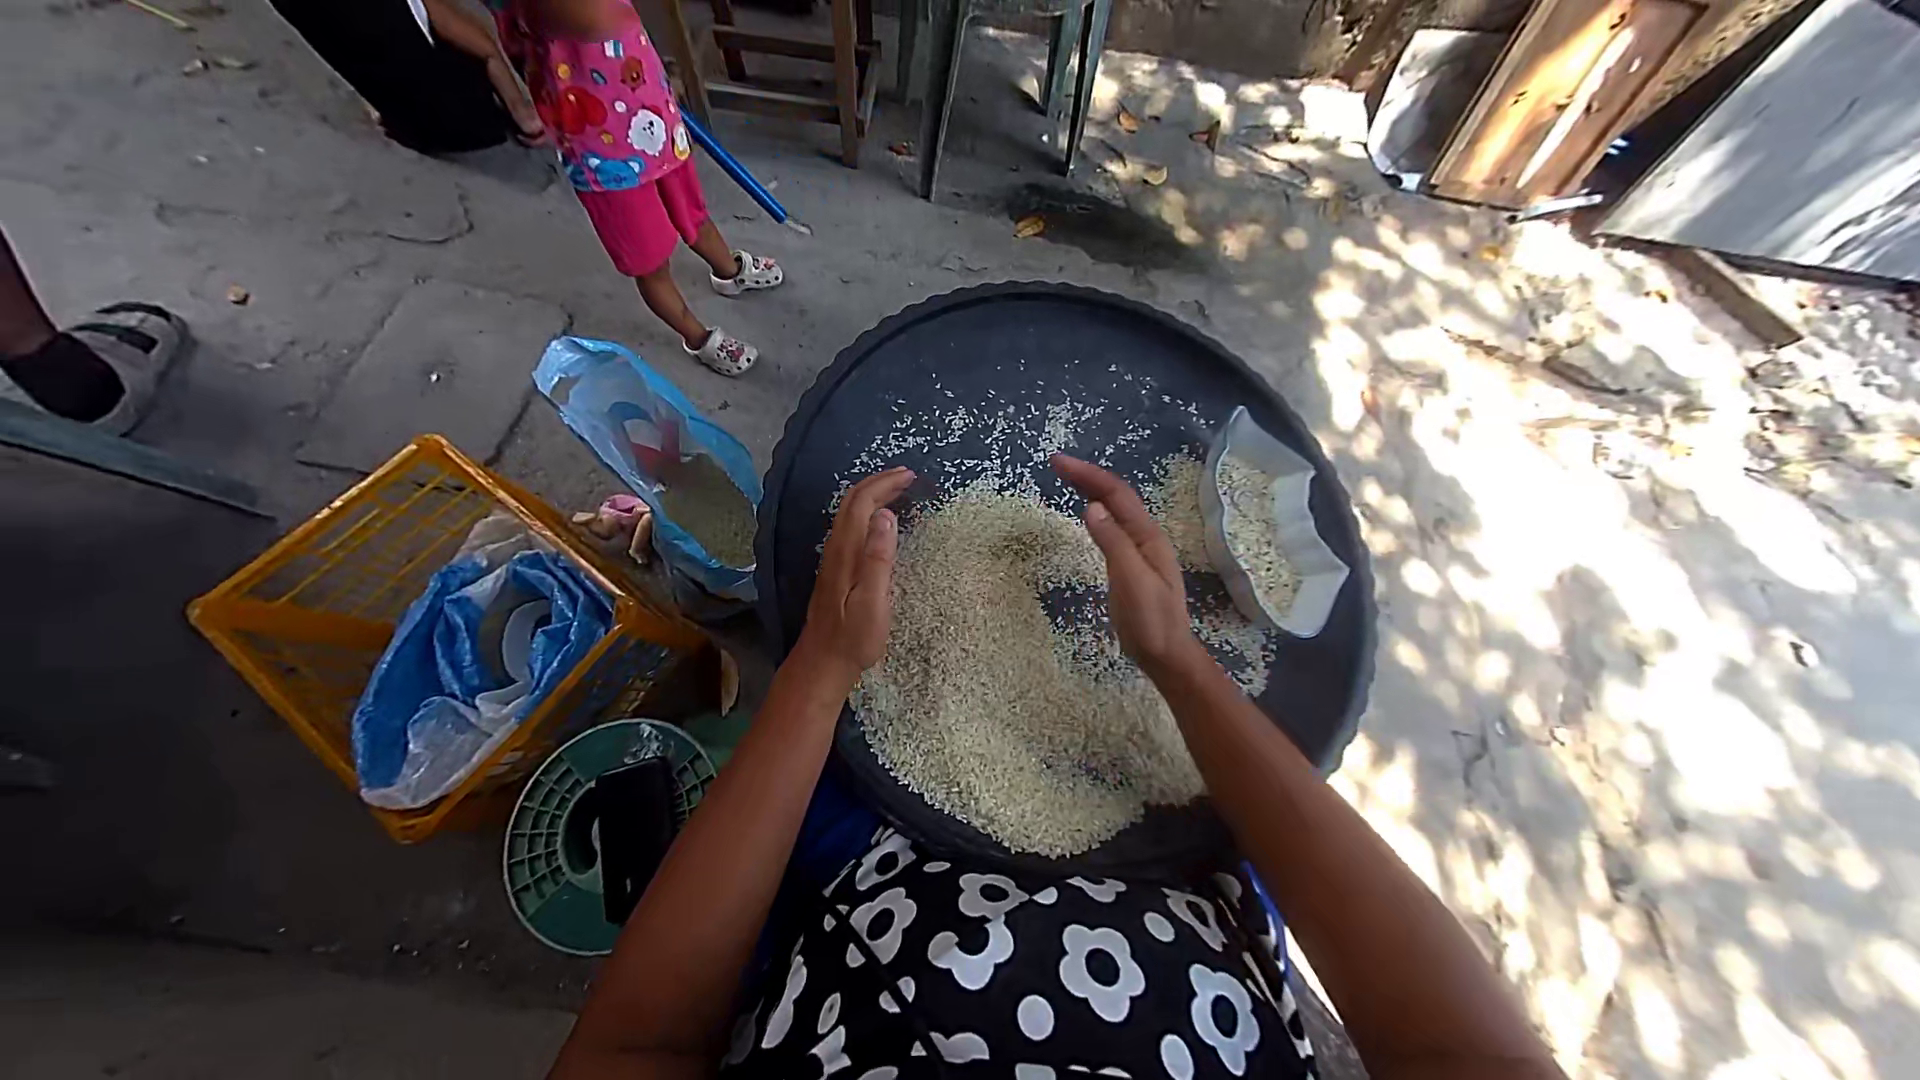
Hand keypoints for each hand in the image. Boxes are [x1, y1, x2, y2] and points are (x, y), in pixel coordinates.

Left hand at [793, 467, 914, 687]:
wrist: (823, 662)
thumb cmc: (853, 638)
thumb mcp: (872, 602)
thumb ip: (878, 559)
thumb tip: (885, 516)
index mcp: (846, 552)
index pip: (861, 504)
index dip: (883, 484)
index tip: (909, 476)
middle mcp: (836, 549)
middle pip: (852, 503)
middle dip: (878, 483)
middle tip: (907, 476)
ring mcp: (834, 558)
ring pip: (850, 513)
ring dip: (872, 495)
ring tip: (898, 489)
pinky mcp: (837, 569)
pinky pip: (851, 527)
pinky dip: (868, 512)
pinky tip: (881, 520)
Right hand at [1052, 454, 1201, 676]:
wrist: (1166, 655)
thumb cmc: (1150, 621)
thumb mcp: (1131, 581)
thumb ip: (1114, 543)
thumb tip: (1091, 505)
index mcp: (1147, 536)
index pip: (1116, 494)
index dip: (1087, 474)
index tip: (1057, 462)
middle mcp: (1144, 537)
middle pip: (1116, 496)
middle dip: (1087, 476)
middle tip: (1055, 464)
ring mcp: (1138, 550)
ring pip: (1114, 510)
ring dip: (1091, 489)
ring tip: (1067, 478)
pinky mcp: (1129, 564)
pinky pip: (1111, 527)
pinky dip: (1095, 511)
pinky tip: (1087, 513)